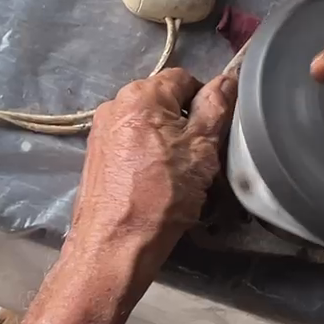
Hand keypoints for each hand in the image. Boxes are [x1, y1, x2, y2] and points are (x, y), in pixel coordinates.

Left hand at [64, 67, 237, 298]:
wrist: (114, 244)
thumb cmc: (162, 196)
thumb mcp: (202, 149)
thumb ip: (216, 107)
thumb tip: (228, 78)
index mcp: (140, 94)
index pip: (185, 79)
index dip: (205, 101)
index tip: (212, 133)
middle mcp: (114, 104)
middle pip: (163, 100)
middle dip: (184, 122)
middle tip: (198, 158)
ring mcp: (101, 129)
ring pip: (147, 123)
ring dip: (165, 140)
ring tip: (176, 174)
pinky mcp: (95, 154)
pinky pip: (130, 142)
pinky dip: (146, 154)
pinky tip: (153, 182)